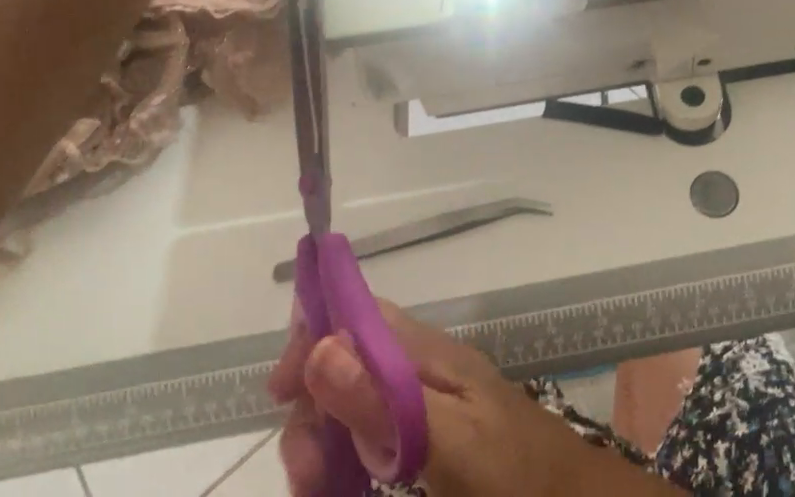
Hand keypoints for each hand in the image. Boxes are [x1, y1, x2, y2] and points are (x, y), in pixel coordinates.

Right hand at [270, 302, 657, 496]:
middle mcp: (424, 369)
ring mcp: (428, 405)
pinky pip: (374, 439)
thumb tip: (320, 345)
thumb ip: (384, 400)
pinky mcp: (432, 440)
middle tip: (308, 480)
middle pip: (346, 367)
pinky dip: (348, 465)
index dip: (312, 338)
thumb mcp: (447, 443)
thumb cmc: (515, 476)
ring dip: (324, 448)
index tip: (279, 394)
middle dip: (313, 415)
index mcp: (429, 355)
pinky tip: (342, 491)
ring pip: (354, 407)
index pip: (359, 315)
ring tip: (321, 493)